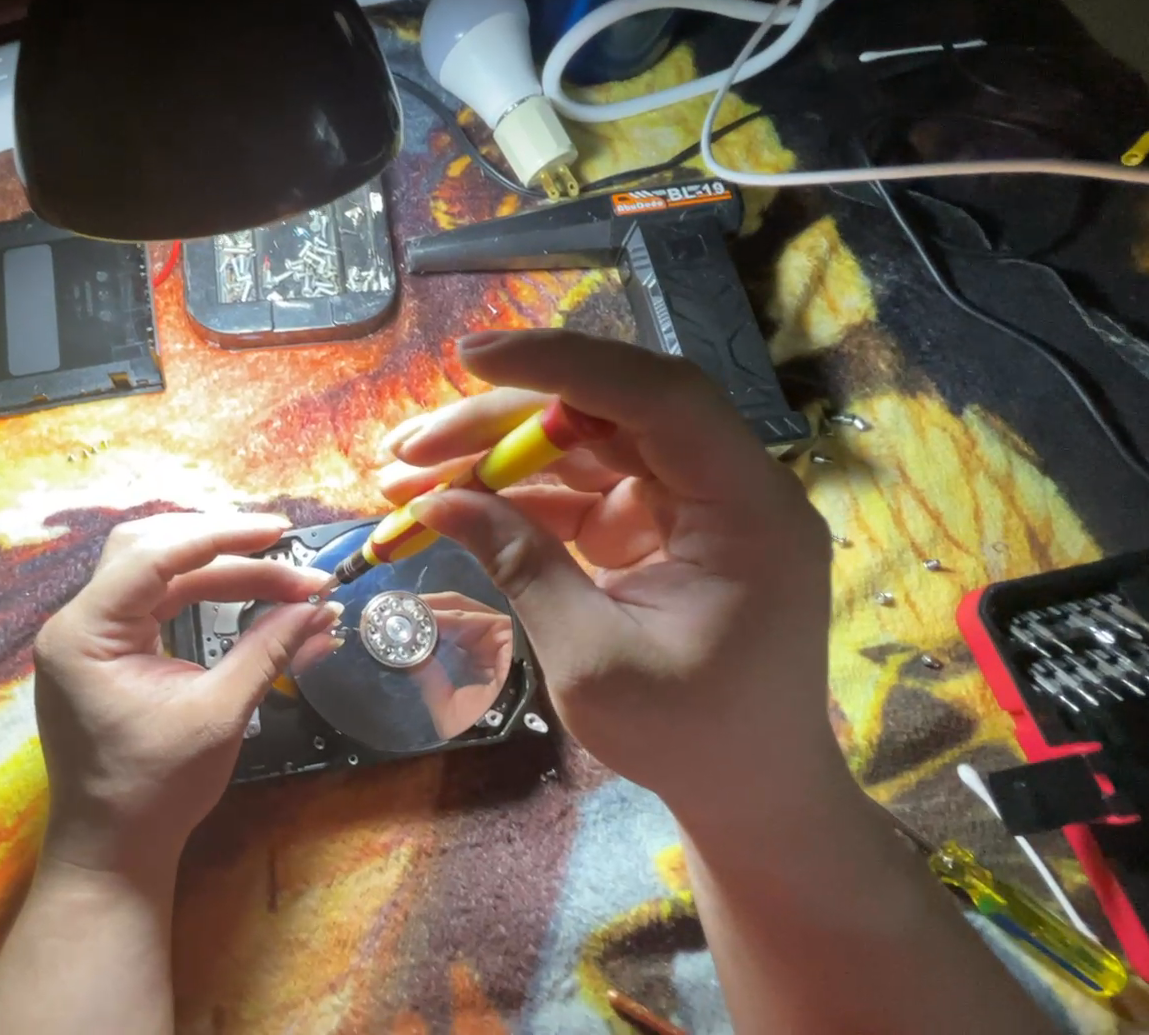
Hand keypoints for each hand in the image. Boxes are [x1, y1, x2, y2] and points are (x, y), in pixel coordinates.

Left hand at [32, 513, 339, 874]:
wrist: (114, 852)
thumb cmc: (157, 790)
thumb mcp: (220, 714)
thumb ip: (268, 650)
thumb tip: (322, 608)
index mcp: (86, 633)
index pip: (154, 556)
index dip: (223, 536)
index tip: (279, 532)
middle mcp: (79, 621)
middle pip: (150, 548)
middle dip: (221, 543)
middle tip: (282, 545)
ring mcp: (91, 634)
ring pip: (156, 569)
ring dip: (216, 564)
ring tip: (275, 567)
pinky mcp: (110, 648)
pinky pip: (157, 598)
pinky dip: (202, 590)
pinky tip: (242, 588)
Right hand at [376, 330, 838, 814]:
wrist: (746, 790)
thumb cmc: (690, 739)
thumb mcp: (592, 658)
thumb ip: (520, 565)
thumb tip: (437, 501)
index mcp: (746, 507)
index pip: (657, 396)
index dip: (562, 364)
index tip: (471, 359)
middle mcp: (720, 484)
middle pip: (601, 414)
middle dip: (497, 425)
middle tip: (407, 448)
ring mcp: (682, 502)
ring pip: (576, 446)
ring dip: (489, 457)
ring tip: (402, 474)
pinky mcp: (648, 524)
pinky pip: (572, 490)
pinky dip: (508, 496)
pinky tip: (445, 504)